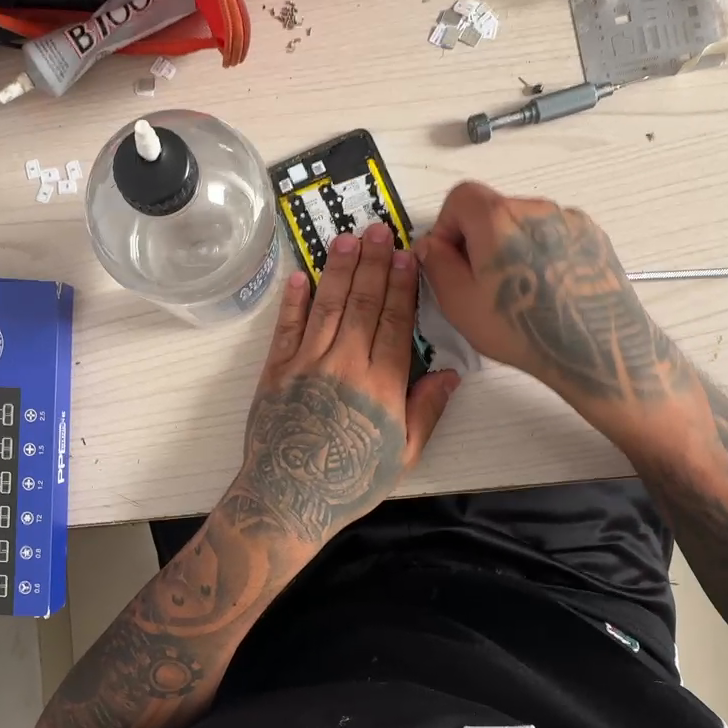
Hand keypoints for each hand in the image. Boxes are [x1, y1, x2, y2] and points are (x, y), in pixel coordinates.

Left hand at [237, 223, 460, 541]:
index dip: (402, 286)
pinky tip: (302, 277)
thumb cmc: (349, 482)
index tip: (407, 256)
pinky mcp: (276, 370)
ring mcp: (306, 363)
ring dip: (339, 270)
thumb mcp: (401, 455)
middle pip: (363, 304)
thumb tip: (451, 373)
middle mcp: (345, 364)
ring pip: (327, 306)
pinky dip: (294, 300)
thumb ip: (426, 411)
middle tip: (378, 230)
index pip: (396, 322)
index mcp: (381, 384)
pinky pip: (287, 327)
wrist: (288, 497)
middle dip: (373, 264)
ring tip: (346, 239)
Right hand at [415, 182, 688, 405]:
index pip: (460, 197)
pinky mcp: (593, 237)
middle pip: (492, 209)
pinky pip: (551, 235)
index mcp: (497, 218)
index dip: (446, 225)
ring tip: (516, 290)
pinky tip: (545, 289)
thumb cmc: (519, 327)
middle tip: (479, 283)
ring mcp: (569, 221)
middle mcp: (535, 208)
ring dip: (509, 246)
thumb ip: (436, 263)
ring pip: (522, 224)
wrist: (594, 348)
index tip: (449, 259)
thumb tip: (431, 244)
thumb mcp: (458, 302)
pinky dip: (538, 253)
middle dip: (477, 239)